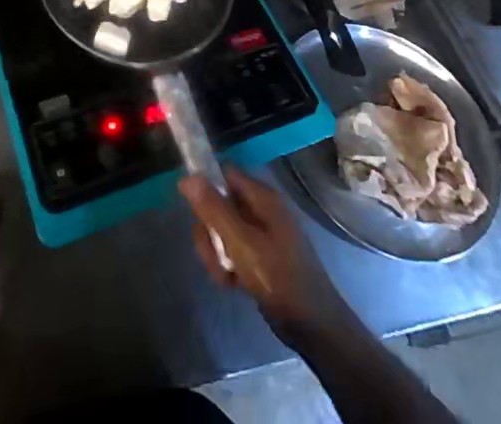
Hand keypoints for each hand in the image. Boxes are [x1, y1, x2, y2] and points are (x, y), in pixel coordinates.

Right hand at [179, 169, 359, 347]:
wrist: (313, 325)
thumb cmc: (278, 278)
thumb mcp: (241, 242)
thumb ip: (213, 209)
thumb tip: (187, 177)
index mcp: (262, 198)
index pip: (224, 174)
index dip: (205, 188)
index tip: (194, 212)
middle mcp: (262, 210)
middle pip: (218, 205)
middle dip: (209, 232)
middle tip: (213, 256)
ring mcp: (261, 234)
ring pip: (222, 231)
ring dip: (216, 254)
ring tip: (225, 276)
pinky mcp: (260, 256)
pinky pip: (232, 250)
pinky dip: (227, 265)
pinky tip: (232, 284)